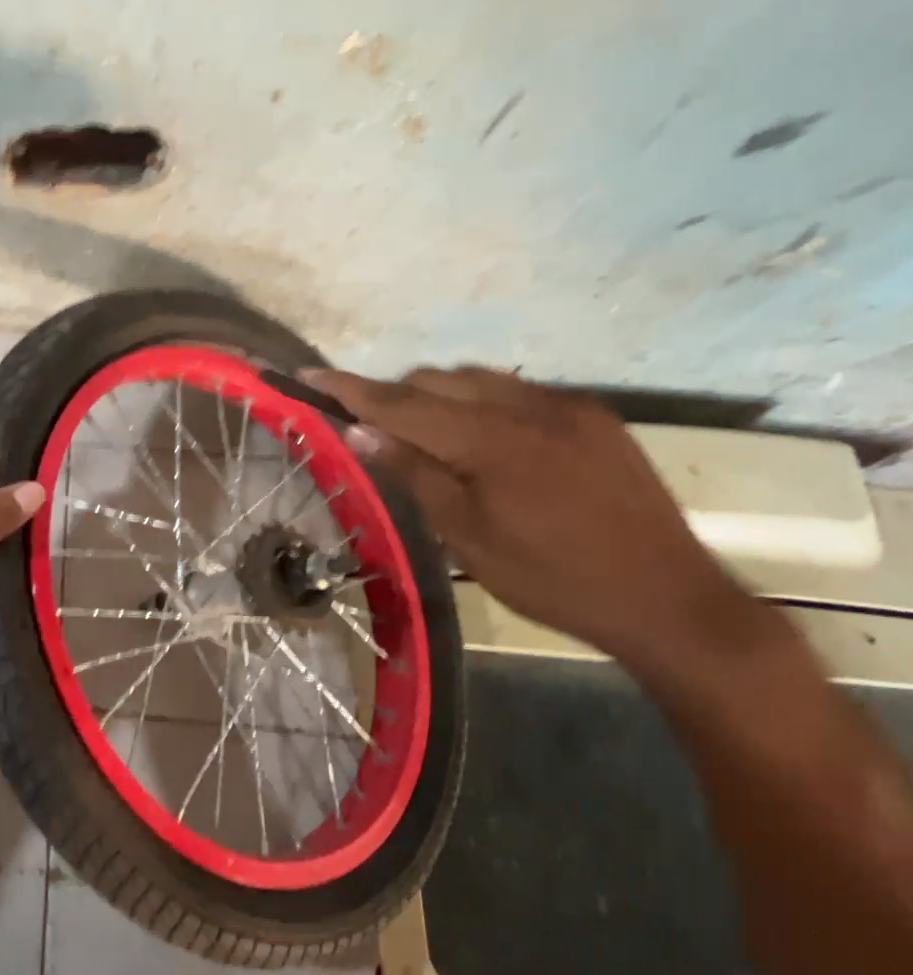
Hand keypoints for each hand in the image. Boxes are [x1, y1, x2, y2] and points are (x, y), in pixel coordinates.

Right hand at [301, 367, 748, 664]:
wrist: (667, 600)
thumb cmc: (551, 579)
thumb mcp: (465, 536)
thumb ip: (412, 474)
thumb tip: (359, 430)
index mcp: (491, 440)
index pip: (401, 402)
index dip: (350, 389)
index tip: (308, 374)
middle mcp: (529, 407)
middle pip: (438, 379)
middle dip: (395, 396)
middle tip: (372, 432)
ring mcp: (568, 408)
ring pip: (479, 379)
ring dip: (439, 397)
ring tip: (426, 438)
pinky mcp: (595, 418)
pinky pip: (518, 393)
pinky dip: (483, 405)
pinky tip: (484, 443)